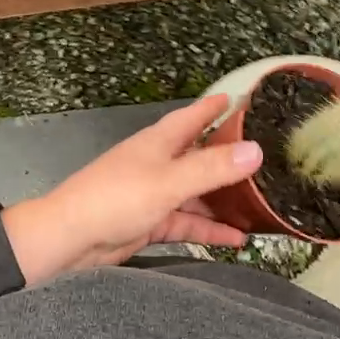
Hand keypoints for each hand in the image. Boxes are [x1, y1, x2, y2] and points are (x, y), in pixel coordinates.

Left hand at [1, 94, 261, 284]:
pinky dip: (208, 229)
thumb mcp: (168, 181)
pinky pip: (186, 223)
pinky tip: (237, 238)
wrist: (70, 238)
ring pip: (196, 194)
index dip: (214, 108)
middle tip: (268, 162)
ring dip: (223, 200)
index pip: (191, 117)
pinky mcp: (149, 222)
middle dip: (228, 159)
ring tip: (263, 207)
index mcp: (157, 143)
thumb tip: (256, 149)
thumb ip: (211, 168)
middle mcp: (157, 164)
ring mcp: (152, 195)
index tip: (240, 99)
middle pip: (198, 157)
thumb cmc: (116, 199)